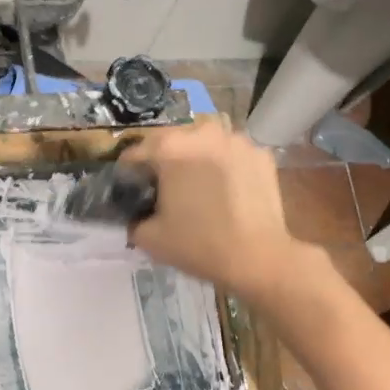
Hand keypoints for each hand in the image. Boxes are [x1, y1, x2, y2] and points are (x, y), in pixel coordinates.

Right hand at [123, 123, 310, 299]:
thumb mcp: (150, 239)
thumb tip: (135, 215)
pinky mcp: (261, 153)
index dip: (128, 174)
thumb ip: (134, 220)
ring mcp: (237, 140)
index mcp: (169, 147)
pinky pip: (232, 155)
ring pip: (205, 144)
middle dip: (165, 163)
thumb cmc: (199, 245)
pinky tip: (227, 192)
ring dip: (197, 160)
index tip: (131, 191)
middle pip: (172, 142)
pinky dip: (225, 167)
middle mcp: (203, 132)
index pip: (135, 153)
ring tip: (199, 189)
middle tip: (165, 191)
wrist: (258, 257)